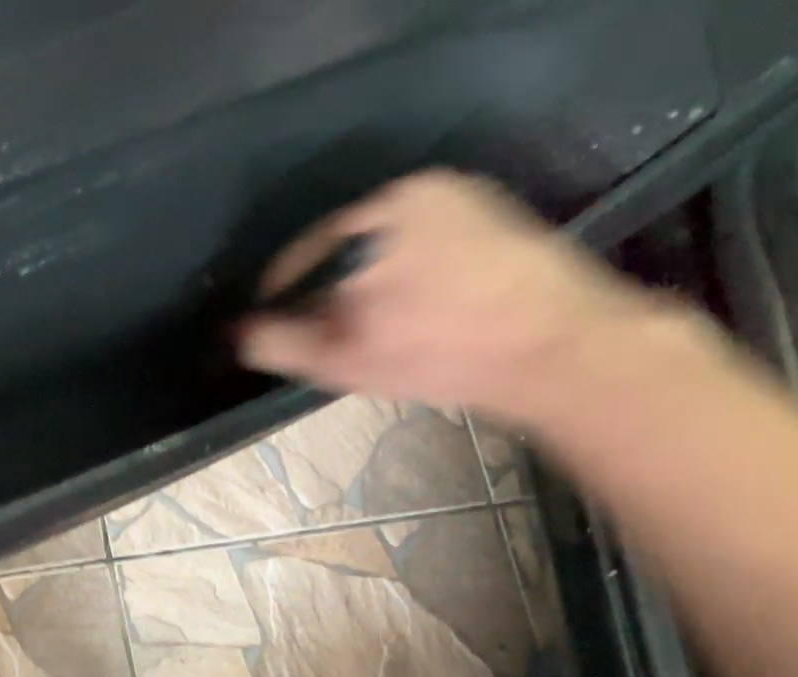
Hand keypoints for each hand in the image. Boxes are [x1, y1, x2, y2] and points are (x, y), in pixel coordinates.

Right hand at [238, 169, 668, 422]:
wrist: (560, 347)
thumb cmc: (442, 356)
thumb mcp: (344, 361)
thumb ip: (279, 342)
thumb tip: (236, 332)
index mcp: (364, 226)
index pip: (292, 263)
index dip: (281, 304)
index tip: (287, 336)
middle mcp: (404, 195)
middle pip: (335, 249)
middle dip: (328, 289)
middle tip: (340, 334)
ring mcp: (449, 194)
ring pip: (377, 241)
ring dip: (366, 276)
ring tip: (386, 322)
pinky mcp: (483, 205)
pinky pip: (418, 234)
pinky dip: (407, 263)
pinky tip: (425, 302)